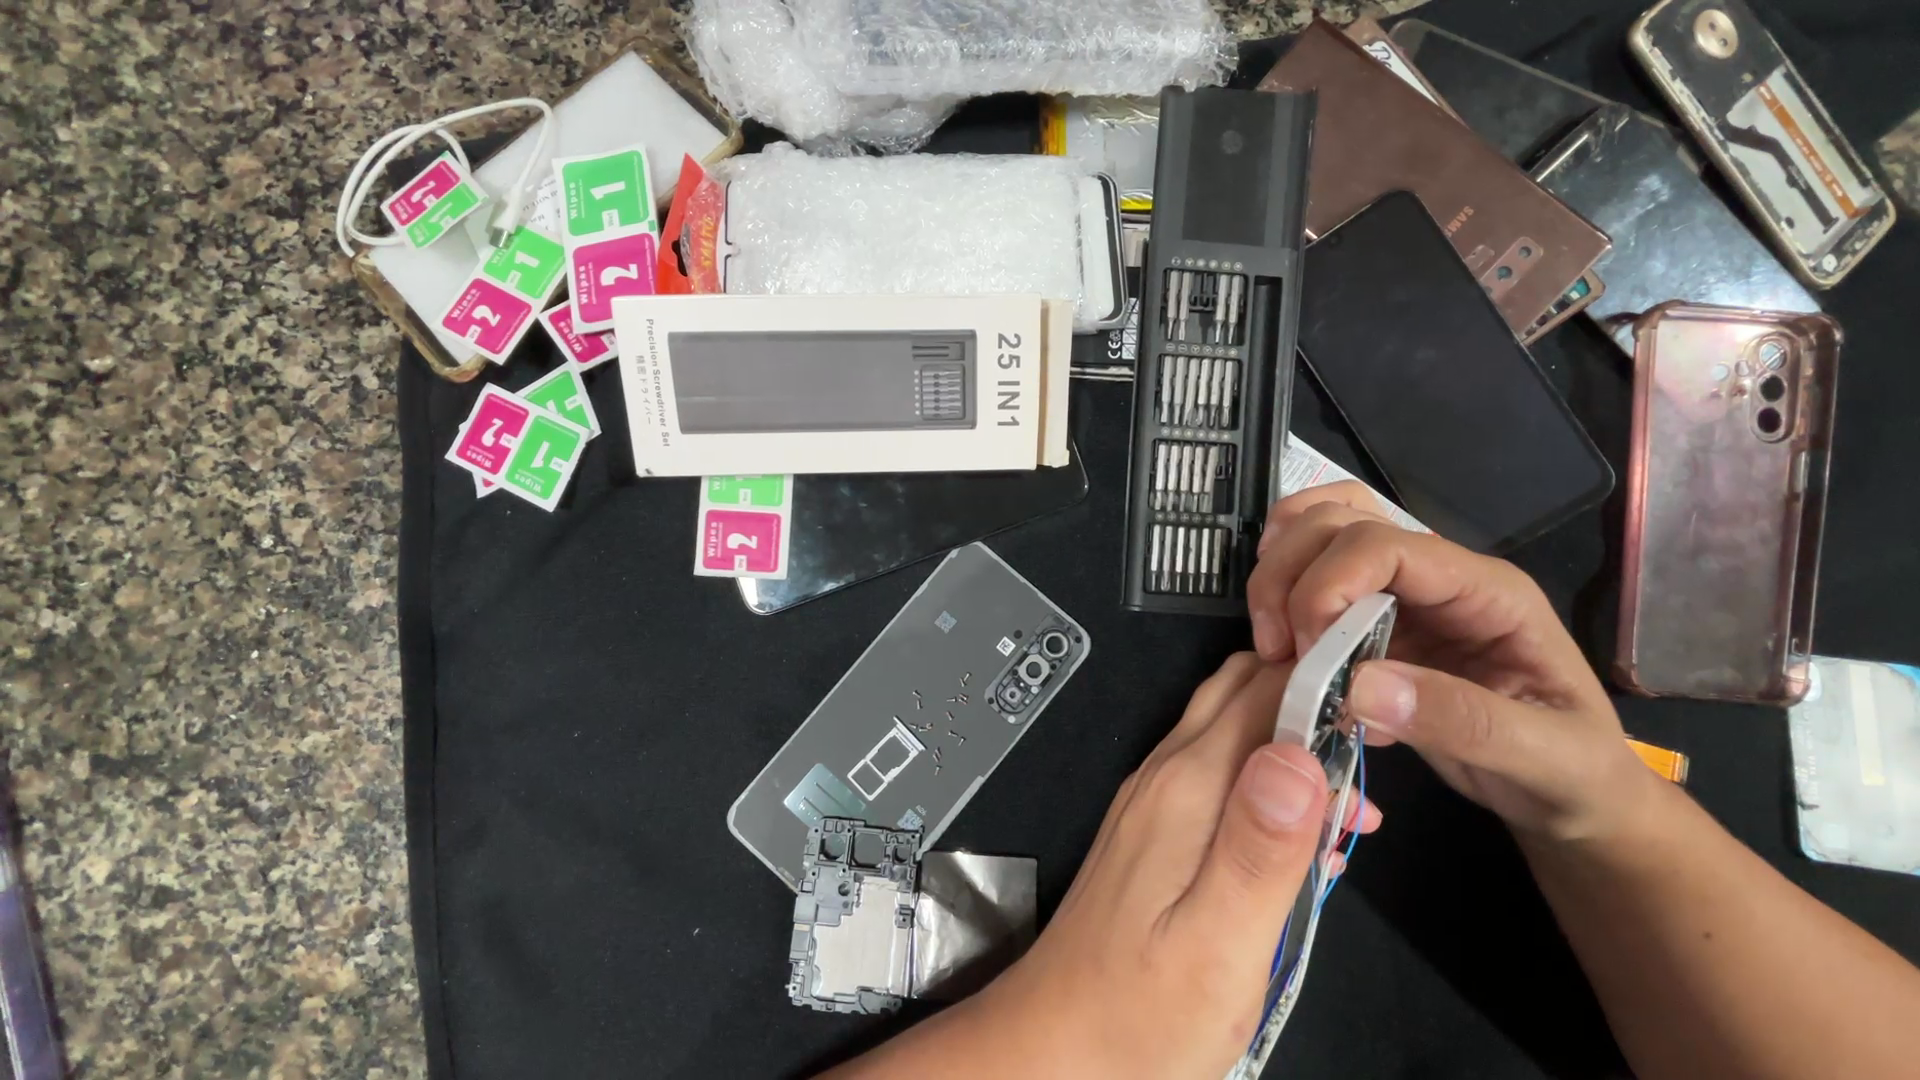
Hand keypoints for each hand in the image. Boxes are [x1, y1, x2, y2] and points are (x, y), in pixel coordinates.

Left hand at [946, 654, 1379, 1079]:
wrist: (1058, 1043)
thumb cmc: (1142, 1012)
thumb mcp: (1220, 943)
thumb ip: (1262, 847)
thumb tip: (1299, 754)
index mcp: (1188, 789)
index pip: (1263, 691)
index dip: (1326, 683)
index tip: (1384, 710)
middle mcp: (1165, 776)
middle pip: (1244, 695)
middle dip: (1313, 705)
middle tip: (1374, 758)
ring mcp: (1155, 800)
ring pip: (1233, 732)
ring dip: (1295, 747)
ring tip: (1352, 810)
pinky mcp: (1154, 830)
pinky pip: (1219, 775)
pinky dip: (1268, 784)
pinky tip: (1301, 842)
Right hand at [1247, 483, 1656, 841]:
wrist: (1571, 794)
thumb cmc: (1573, 774)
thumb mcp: (1545, 759)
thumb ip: (1460, 721)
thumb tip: (1358, 687)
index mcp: (1485, 590)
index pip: (1384, 545)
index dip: (1327, 585)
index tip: (1305, 652)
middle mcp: (1437, 575)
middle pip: (1337, 522)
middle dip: (1287, 576)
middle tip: (1276, 650)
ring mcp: (1402, 593)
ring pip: (1317, 533)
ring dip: (1276, 575)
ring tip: (1272, 642)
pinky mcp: (1373, 620)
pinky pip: (1312, 574)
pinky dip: (1280, 589)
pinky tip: (1277, 635)